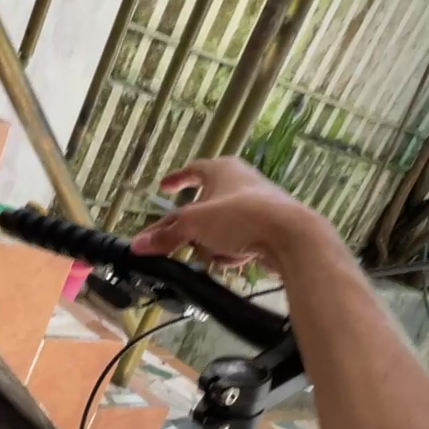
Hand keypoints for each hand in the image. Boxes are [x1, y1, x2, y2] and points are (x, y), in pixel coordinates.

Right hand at [128, 157, 333, 269]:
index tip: (164, 187)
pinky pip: (238, 239)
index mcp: (222, 170)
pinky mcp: (268, 226)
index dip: (177, 179)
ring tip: (217, 253)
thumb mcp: (194, 225)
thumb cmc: (240, 217)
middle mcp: (240, 182)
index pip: (193, 169)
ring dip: (212, 243)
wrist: (291, 236)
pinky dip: (232, 250)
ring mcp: (256, 204)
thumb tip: (136, 246)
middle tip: (184, 241)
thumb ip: (165, 236)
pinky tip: (238, 258)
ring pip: (219, 227)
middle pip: (203, 206)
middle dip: (193, 228)